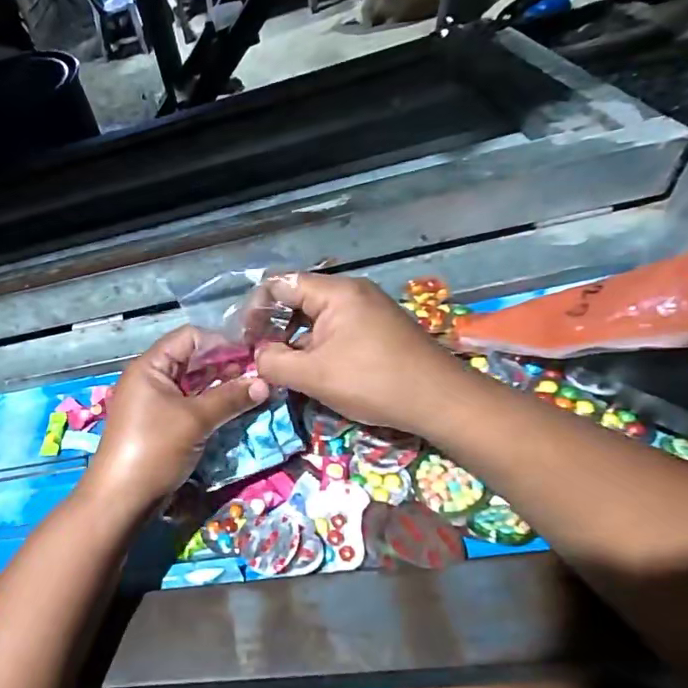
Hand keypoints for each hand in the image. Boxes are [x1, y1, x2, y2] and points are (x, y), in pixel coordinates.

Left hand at [81, 327, 268, 509]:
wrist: (122, 497)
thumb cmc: (154, 448)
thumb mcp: (195, 420)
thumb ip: (230, 398)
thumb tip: (265, 383)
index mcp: (150, 366)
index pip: (189, 337)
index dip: (221, 342)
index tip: (253, 355)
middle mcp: (150, 378)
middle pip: (192, 359)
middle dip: (225, 365)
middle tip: (260, 374)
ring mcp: (154, 402)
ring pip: (193, 383)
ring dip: (221, 386)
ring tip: (254, 391)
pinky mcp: (159, 423)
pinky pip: (188, 404)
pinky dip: (210, 404)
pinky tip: (234, 409)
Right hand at [254, 274, 475, 434]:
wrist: (443, 402)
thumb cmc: (373, 382)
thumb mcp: (312, 376)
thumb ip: (273, 362)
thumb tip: (257, 356)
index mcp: (336, 293)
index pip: (280, 285)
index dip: (255, 310)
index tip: (245, 339)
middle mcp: (353, 293)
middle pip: (297, 299)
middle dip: (273, 326)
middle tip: (260, 355)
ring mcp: (369, 310)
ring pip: (316, 316)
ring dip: (294, 339)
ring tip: (283, 366)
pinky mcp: (379, 329)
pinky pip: (336, 328)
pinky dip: (317, 345)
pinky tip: (313, 370)